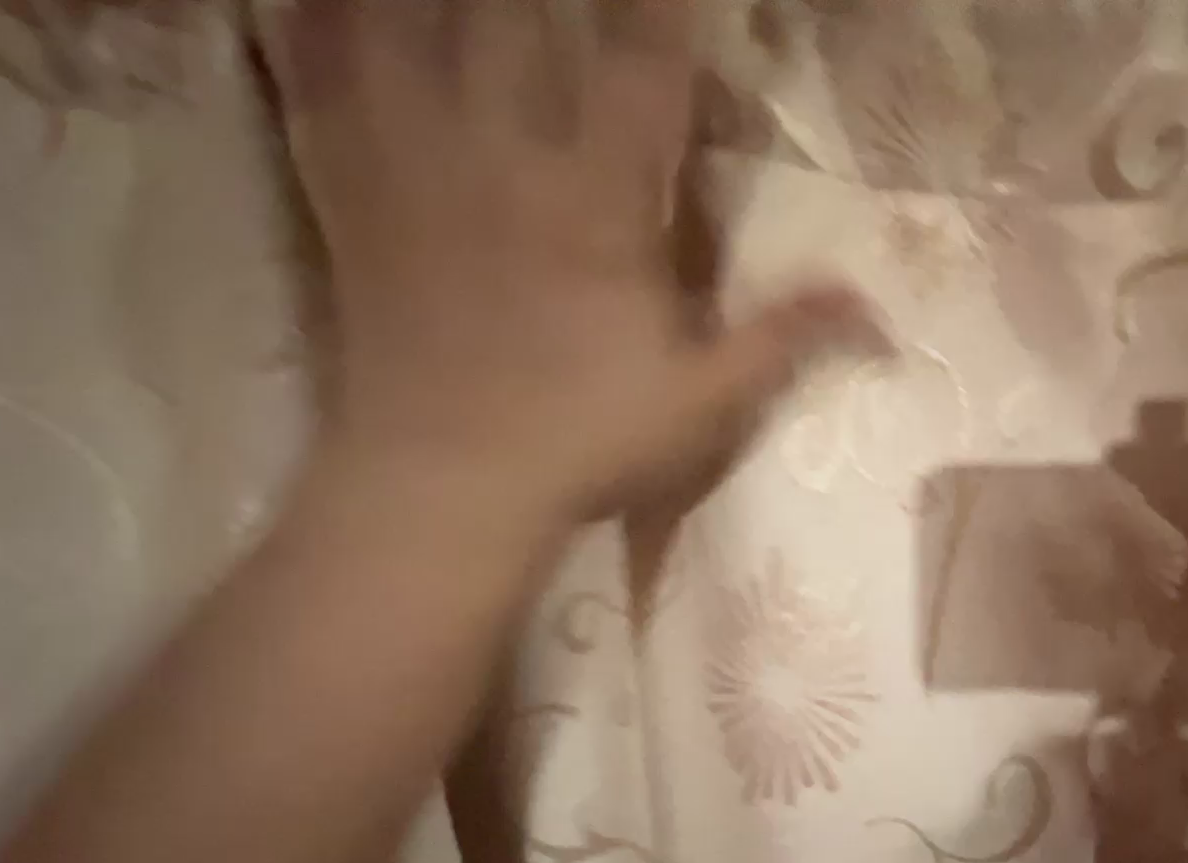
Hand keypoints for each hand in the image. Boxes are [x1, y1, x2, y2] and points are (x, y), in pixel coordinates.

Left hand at [262, 0, 868, 533]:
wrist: (445, 488)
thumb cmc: (586, 444)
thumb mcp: (705, 402)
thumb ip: (785, 338)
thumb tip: (875, 306)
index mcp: (597, 204)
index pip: (644, 66)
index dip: (669, 10)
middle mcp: (502, 159)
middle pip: (517, 11)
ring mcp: (414, 167)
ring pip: (407, 20)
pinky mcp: (348, 193)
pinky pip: (312, 76)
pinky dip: (312, 23)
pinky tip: (321, 5)